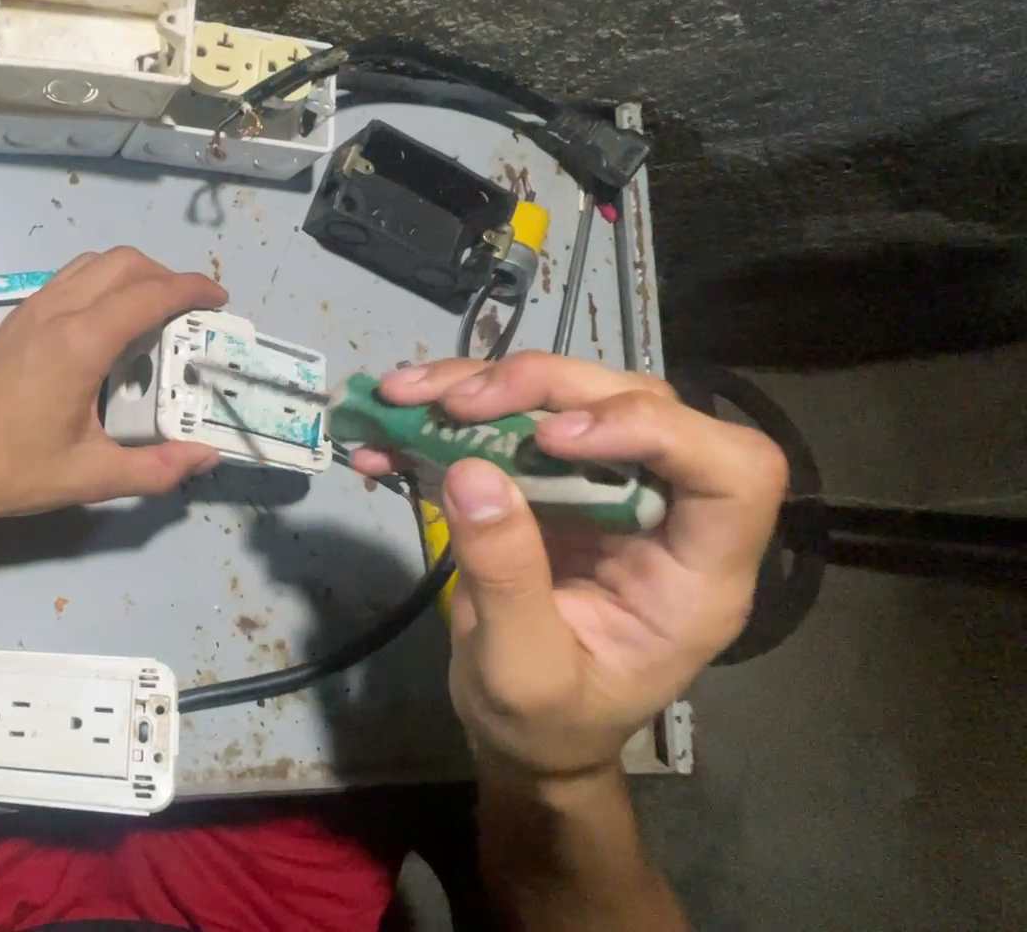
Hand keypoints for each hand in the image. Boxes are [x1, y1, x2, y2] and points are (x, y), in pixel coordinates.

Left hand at [0, 247, 227, 532]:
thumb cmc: (8, 471)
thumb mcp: (89, 477)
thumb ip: (156, 469)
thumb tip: (205, 458)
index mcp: (79, 343)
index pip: (149, 294)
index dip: (192, 289)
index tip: (218, 299)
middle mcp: (55, 313)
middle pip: (122, 263)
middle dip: (165, 275)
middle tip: (188, 311)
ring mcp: (27, 312)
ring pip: (90, 265)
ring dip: (130, 275)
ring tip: (150, 313)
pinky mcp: (11, 322)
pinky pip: (66, 282)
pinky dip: (98, 285)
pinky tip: (102, 329)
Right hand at [348, 352, 786, 781]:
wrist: (521, 727)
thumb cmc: (545, 718)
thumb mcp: (522, 668)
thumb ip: (505, 577)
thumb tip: (472, 473)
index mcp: (690, 572)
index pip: (732, 472)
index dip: (653, 431)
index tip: (552, 438)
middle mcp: (656, 513)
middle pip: (634, 404)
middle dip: (539, 387)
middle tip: (453, 402)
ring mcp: (597, 491)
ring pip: (563, 399)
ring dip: (476, 386)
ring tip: (400, 395)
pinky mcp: (542, 486)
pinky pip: (498, 430)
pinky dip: (436, 424)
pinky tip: (381, 440)